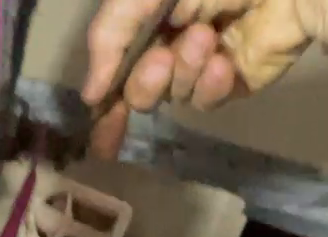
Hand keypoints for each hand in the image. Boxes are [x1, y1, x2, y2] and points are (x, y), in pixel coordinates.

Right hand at [82, 0, 327, 157]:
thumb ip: (110, 34)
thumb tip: (90, 94)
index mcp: (152, 13)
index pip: (118, 67)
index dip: (106, 102)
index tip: (98, 131)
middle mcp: (175, 38)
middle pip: (141, 91)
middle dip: (146, 82)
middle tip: (161, 60)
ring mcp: (207, 60)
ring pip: (174, 95)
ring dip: (183, 73)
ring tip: (206, 38)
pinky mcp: (237, 79)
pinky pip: (208, 100)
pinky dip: (210, 85)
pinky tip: (222, 60)